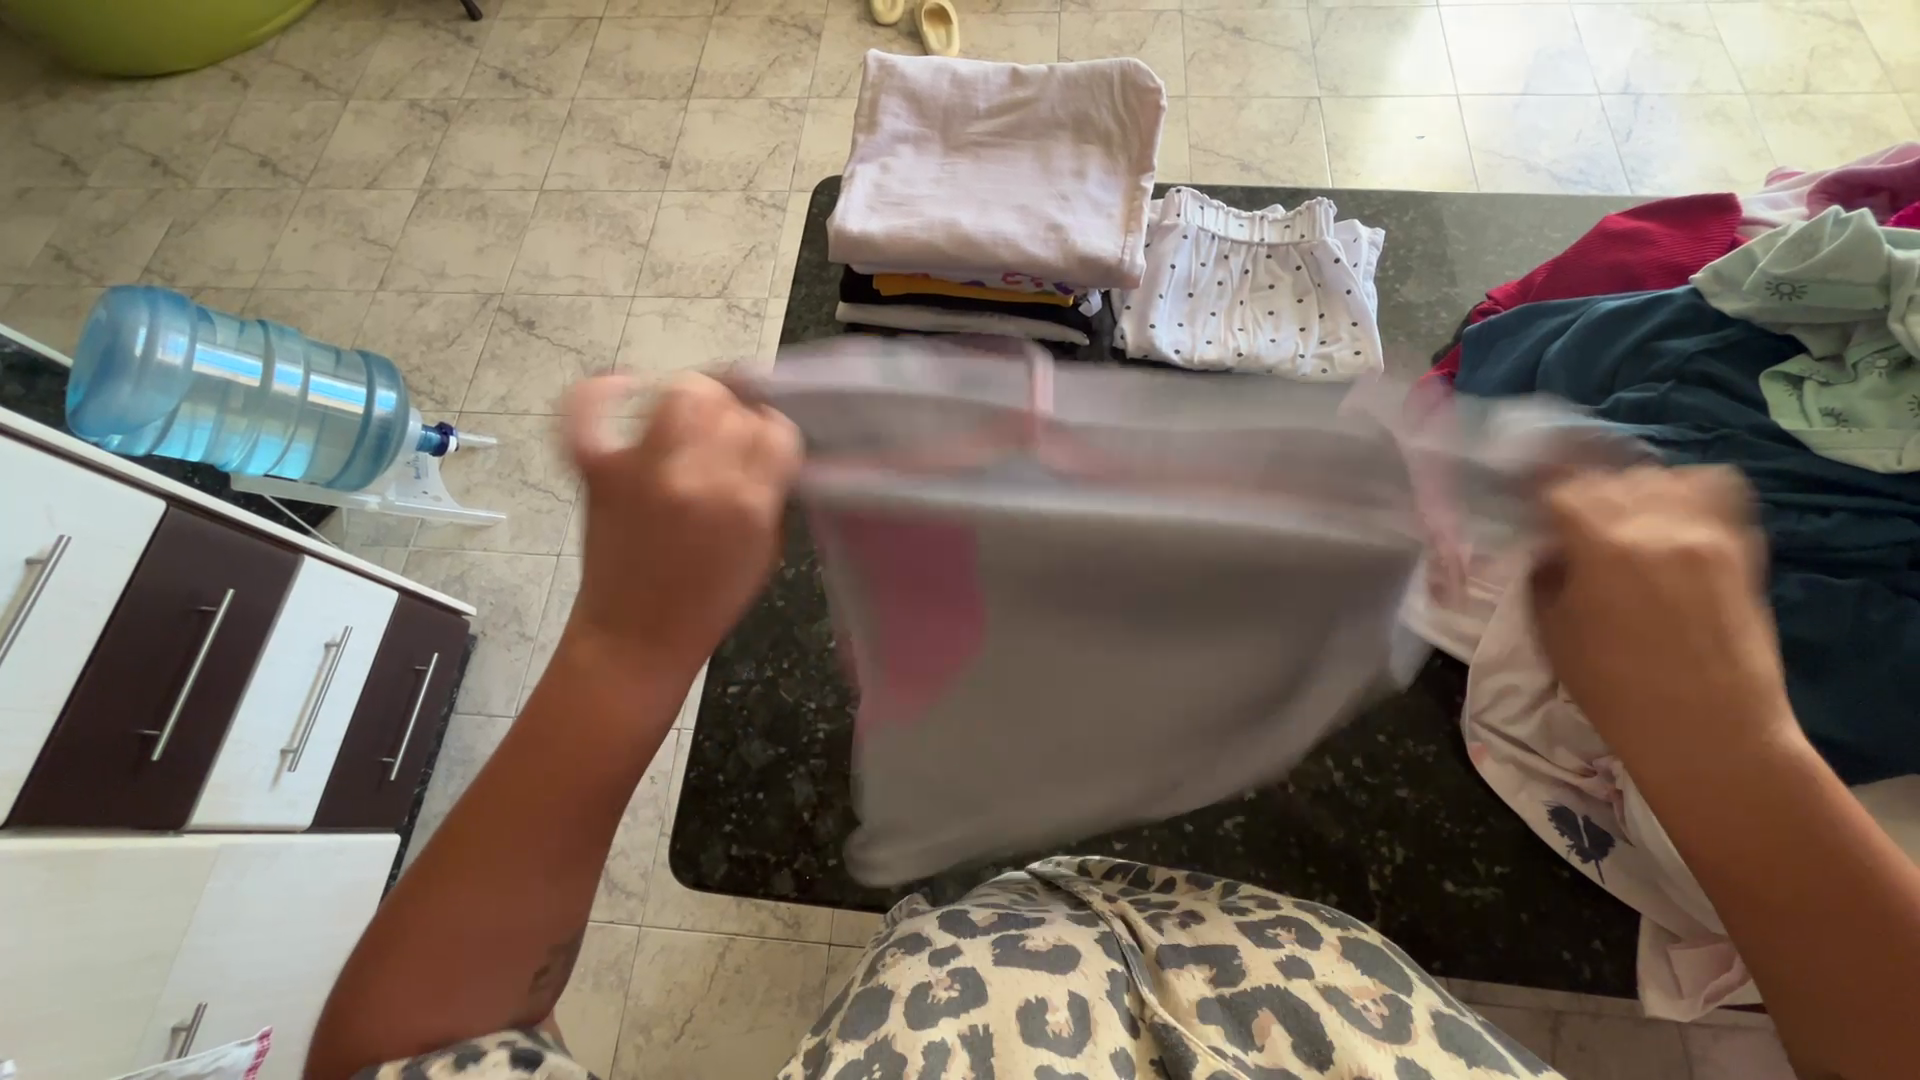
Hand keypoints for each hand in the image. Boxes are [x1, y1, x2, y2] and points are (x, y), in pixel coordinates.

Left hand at [559, 373, 800, 673]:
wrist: (635, 639)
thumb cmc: (709, 602)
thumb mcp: (764, 552)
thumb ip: (769, 493)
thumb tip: (764, 445)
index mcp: (747, 505)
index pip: (776, 432)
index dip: (775, 434)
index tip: (766, 446)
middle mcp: (698, 479)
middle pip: (731, 405)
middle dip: (738, 416)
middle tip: (730, 437)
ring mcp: (642, 470)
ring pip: (680, 392)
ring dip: (695, 399)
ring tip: (693, 421)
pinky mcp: (597, 470)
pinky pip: (590, 409)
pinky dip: (603, 390)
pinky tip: (625, 385)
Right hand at [1531, 466, 1798, 761]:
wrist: (1705, 727)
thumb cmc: (1610, 685)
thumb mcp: (1553, 628)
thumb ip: (1547, 574)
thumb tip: (1548, 548)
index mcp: (1602, 546)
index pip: (1561, 490)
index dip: (1537, 495)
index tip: (1523, 509)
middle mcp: (1658, 527)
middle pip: (1611, 479)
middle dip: (1581, 492)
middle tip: (1562, 517)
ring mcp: (1707, 535)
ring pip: (1663, 478)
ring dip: (1632, 489)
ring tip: (1616, 515)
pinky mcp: (1741, 550)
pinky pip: (1716, 494)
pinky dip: (1684, 494)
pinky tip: (1663, 518)